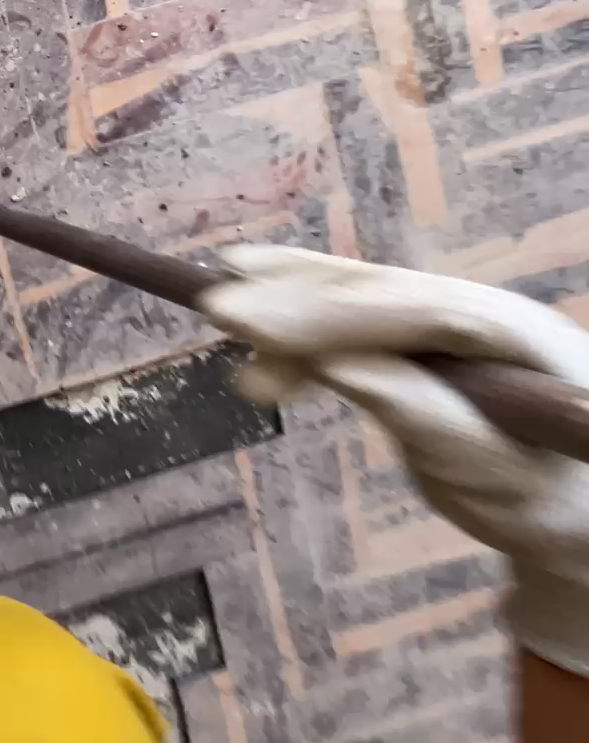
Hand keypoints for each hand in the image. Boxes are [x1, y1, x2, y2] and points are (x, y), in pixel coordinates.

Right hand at [201, 246, 588, 674]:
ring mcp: (447, 309)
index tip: (248, 322)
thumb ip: (423, 415)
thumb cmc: (536, 496)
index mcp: (522, 344)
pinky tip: (246, 272)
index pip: (418, 314)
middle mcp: (485, 310)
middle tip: (216, 310)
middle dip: (291, 299)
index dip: (326, 313)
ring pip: (354, 288)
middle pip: (376, 292)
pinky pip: (346, 295)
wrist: (568, 498)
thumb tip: (337, 367)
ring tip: (220, 311)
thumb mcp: (485, 472)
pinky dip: (291, 290)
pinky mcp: (411, 320)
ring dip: (281, 296)